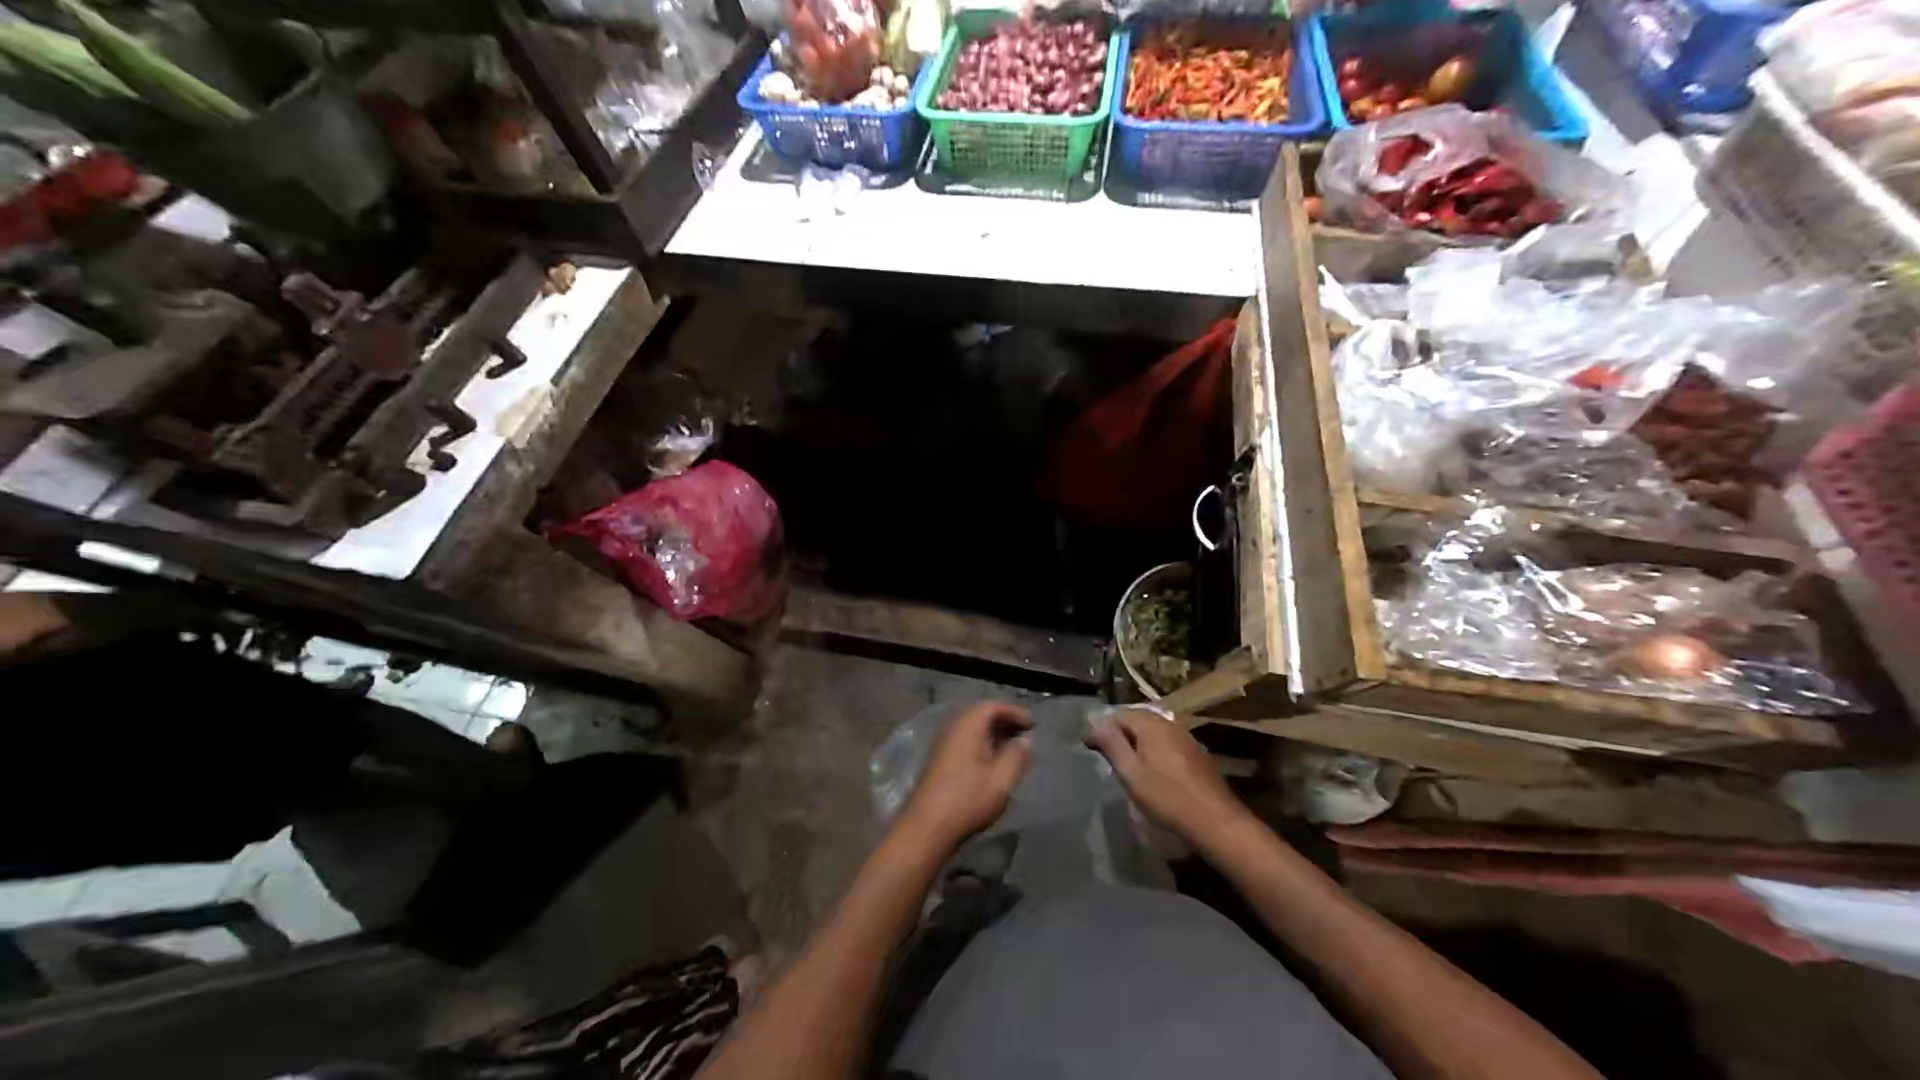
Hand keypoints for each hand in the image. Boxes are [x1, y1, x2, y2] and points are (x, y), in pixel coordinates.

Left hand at [899, 701, 1033, 850]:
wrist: (928, 826)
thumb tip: (1025, 740)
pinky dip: (982, 743)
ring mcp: (943, 742)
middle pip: (981, 714)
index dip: (1014, 712)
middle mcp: (953, 727)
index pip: (993, 706)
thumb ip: (1017, 755)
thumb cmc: (968, 799)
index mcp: (968, 725)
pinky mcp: (940, 758)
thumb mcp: (1002, 779)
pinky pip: (965, 740)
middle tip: (1024, 734)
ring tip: (1013, 748)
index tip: (1032, 725)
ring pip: (972, 728)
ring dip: (993, 733)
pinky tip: (993, 761)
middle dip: (1004, 721)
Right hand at [1087, 708, 1254, 846]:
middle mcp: (1170, 724)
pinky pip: (1167, 742)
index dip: (1102, 728)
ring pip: (1154, 731)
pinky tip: (1152, 769)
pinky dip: (1154, 749)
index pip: (1119, 714)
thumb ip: (1112, 744)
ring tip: (1127, 763)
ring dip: (1137, 742)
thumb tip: (1095, 722)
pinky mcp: (1196, 754)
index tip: (1091, 748)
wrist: (1216, 821)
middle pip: (1138, 719)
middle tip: (1107, 756)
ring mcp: (1186, 737)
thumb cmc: (1167, 797)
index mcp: (1152, 725)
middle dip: (1120, 733)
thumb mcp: (1131, 773)